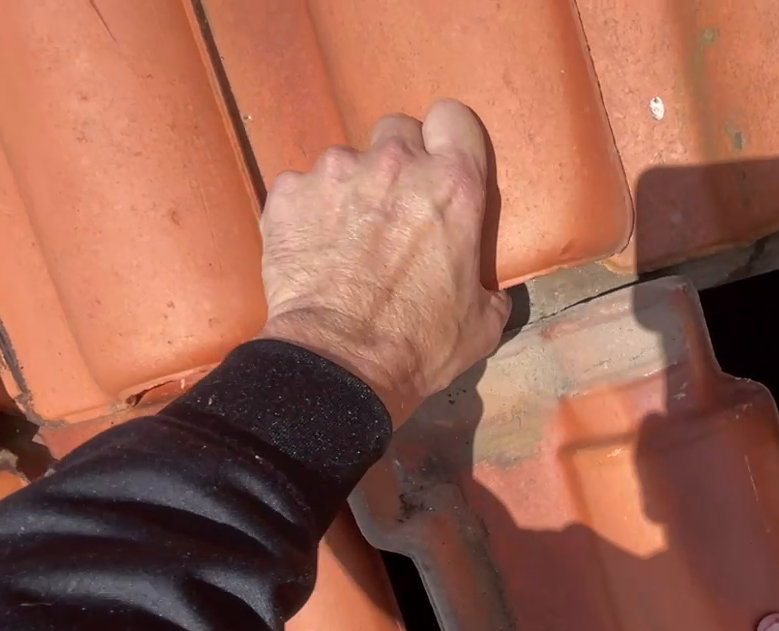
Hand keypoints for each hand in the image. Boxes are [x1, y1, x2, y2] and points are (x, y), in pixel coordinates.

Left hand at [257, 99, 510, 425]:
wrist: (342, 363)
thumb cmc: (424, 345)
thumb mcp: (484, 323)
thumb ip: (488, 286)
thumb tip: (488, 290)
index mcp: (454, 187)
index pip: (454, 118)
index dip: (450, 142)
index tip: (446, 170)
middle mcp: (395, 165)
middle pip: (400, 131)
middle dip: (403, 164)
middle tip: (401, 212)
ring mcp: (335, 173)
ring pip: (349, 162)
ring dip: (356, 192)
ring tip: (353, 243)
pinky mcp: (289, 193)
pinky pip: (306, 189)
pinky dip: (313, 213)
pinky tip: (319, 254)